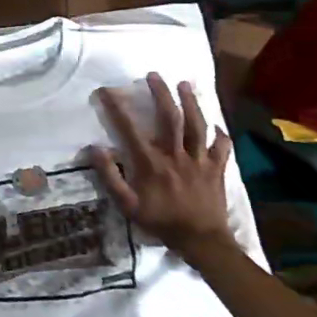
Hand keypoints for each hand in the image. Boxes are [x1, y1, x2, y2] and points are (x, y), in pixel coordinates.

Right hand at [91, 73, 234, 257]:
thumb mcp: (127, 205)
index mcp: (151, 162)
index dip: (117, 107)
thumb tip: (94, 149)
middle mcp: (176, 155)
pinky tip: (218, 126)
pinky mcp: (216, 169)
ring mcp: (199, 160)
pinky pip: (222, 148)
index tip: (106, 90)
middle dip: (161, 93)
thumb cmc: (161, 223)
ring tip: (185, 85)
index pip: (130, 129)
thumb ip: (110, 177)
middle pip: (170, 117)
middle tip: (154, 75)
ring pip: (197, 125)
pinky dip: (221, 135)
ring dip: (191, 102)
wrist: (201, 241)